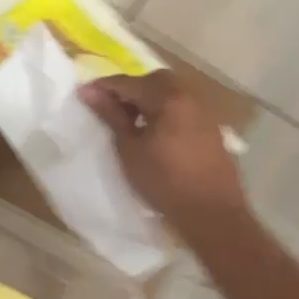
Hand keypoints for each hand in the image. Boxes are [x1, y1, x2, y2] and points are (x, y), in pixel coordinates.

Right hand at [79, 71, 248, 240]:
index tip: (84, 96)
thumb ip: (110, 115)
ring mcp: (205, 115)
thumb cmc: (165, 182)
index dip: (103, 87)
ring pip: (171, 93)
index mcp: (168, 99)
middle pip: (154, 80)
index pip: (128, 82)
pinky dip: (165, 111)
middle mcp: (190, 99)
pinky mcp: (212, 131)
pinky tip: (154, 132)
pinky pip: (183, 108)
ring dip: (149, 98)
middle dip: (130, 88)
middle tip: (111, 106)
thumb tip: (87, 91)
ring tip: (132, 121)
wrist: (214, 217)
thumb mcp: (129, 148)